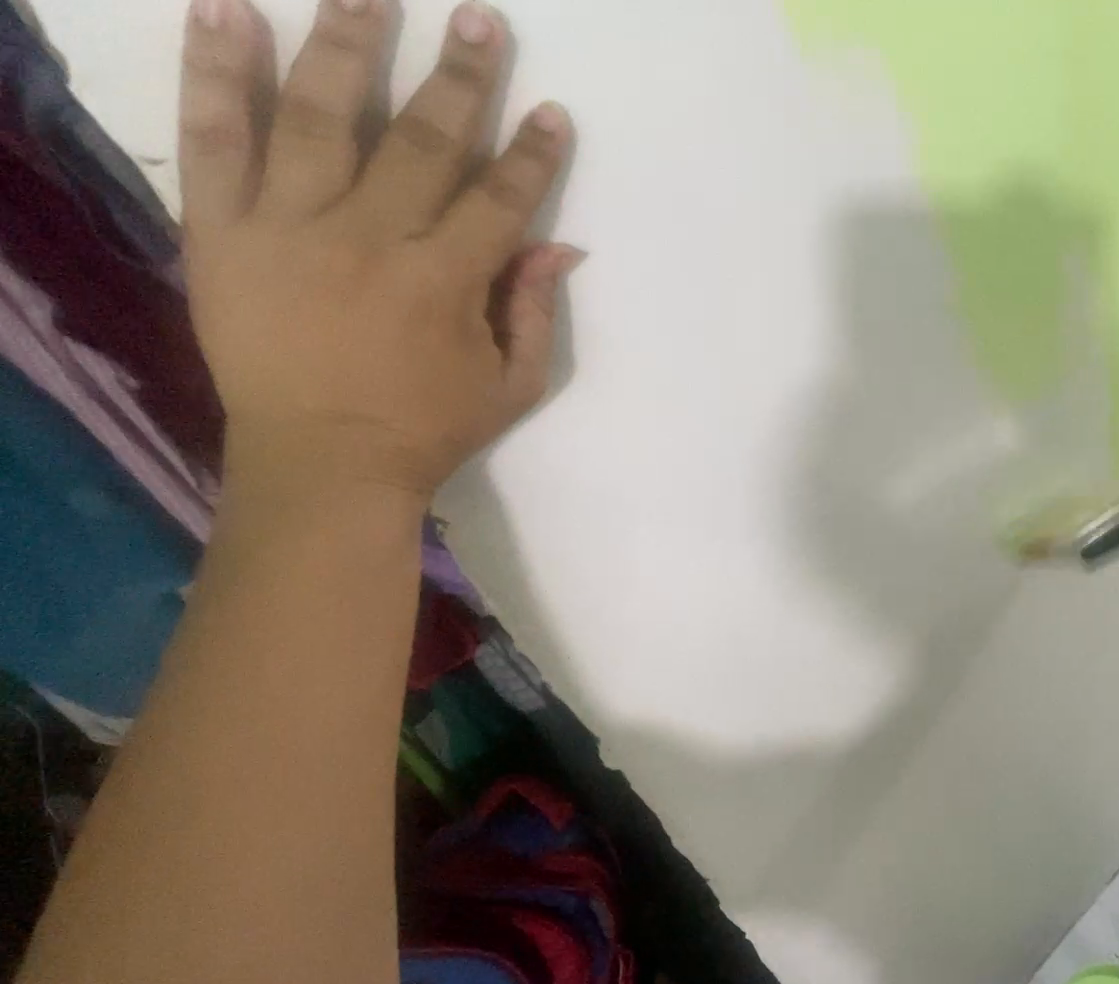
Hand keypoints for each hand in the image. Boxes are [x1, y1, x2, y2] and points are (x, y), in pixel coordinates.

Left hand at [180, 0, 578, 501]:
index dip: (532, 153)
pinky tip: (231, 12)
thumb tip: (562, 246)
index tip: (552, 110)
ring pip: (322, 117)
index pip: (501, 198)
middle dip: (461, 76)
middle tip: (483, 19)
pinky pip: (215, 140)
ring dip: (349, 45)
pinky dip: (220, 73)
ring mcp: (290, 228)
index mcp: (448, 282)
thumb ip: (536, 313)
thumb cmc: (431, 427)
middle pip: (424, 140)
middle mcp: (373, 240)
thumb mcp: (514, 386)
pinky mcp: (221, 231)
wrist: (323, 463)